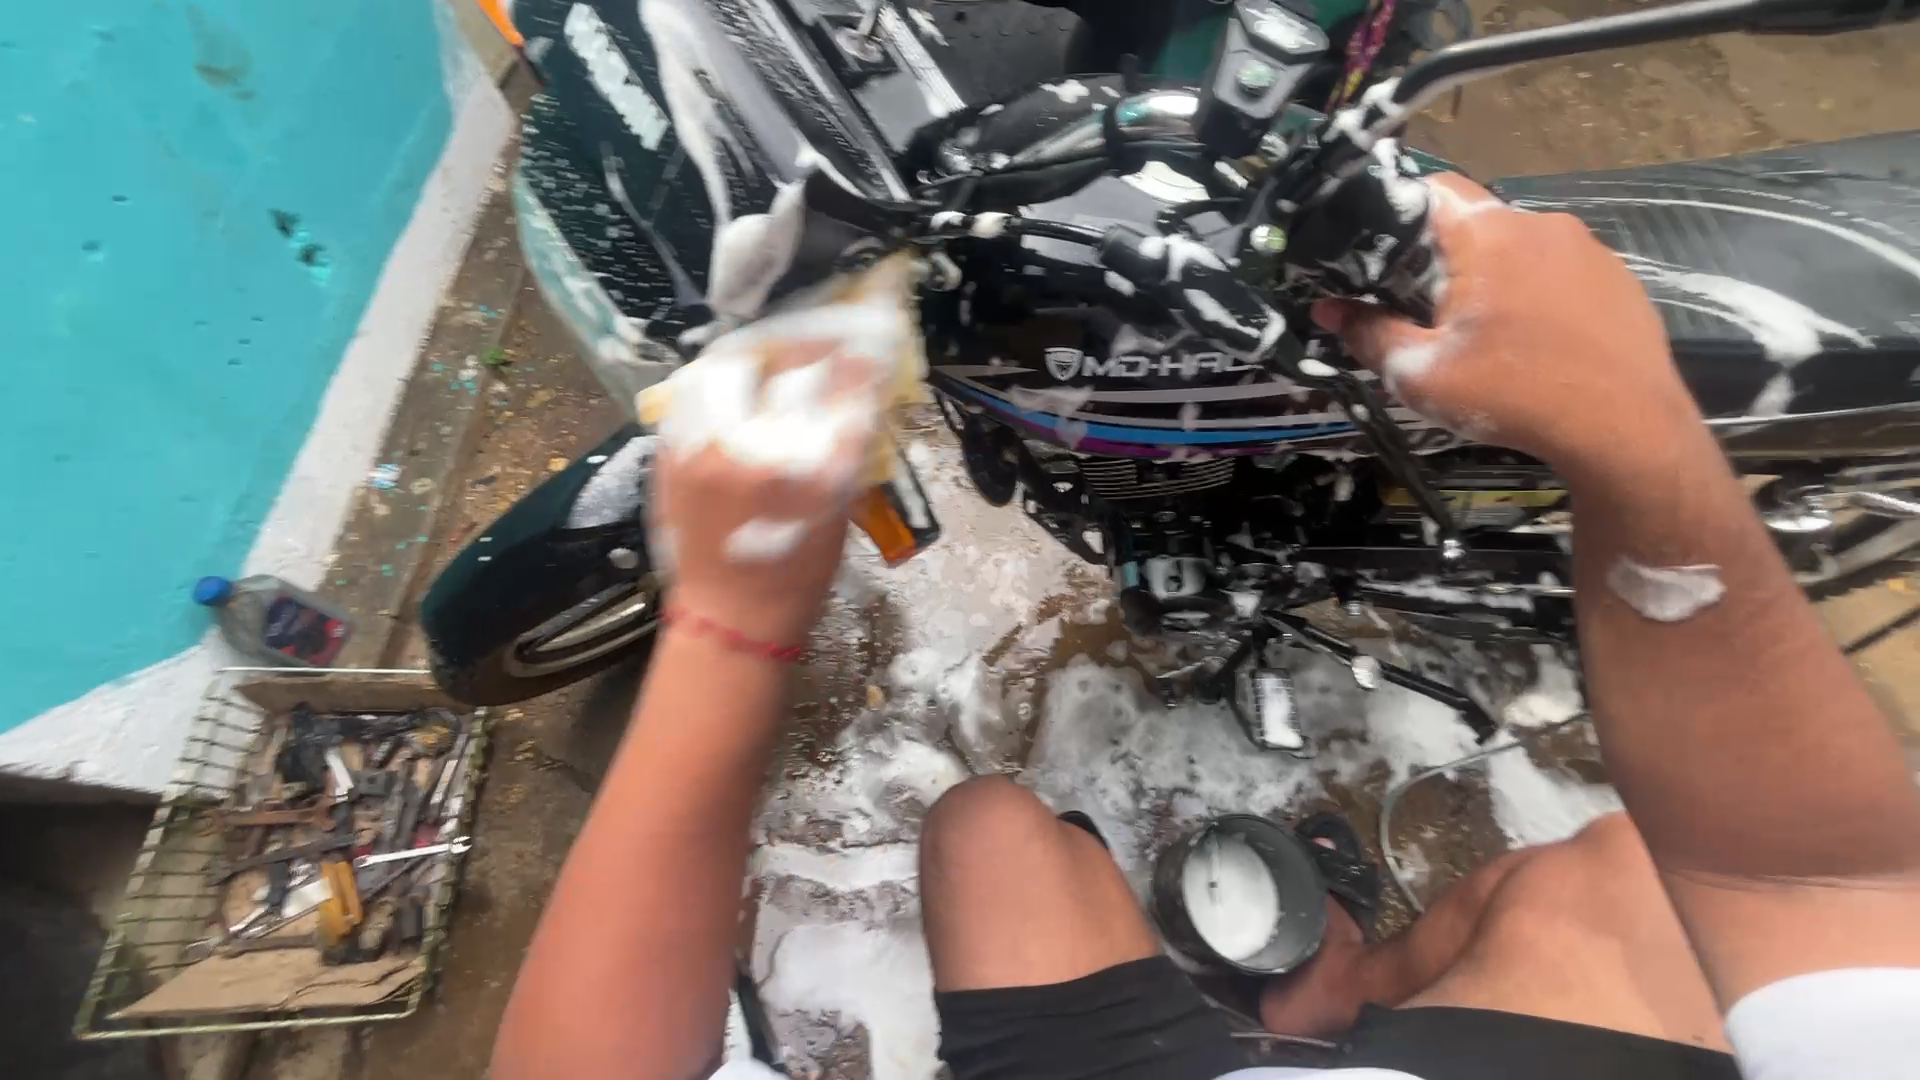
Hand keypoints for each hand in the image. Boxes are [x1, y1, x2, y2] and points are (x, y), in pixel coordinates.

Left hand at [649, 340, 881, 648]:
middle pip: (788, 366)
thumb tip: (852, 390)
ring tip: (769, 360)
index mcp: (817, 474)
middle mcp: (761, 452)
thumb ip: (845, 446)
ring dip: (758, 356)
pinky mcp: (670, 452)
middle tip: (816, 346)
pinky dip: (718, 381)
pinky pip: (693, 392)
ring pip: (731, 366)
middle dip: (809, 348)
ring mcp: (707, 448)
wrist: (731, 612)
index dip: (859, 355)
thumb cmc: (799, 571)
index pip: (846, 388)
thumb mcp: (839, 510)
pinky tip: (733, 387)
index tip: (867, 335)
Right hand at [1310, 174, 1701, 471]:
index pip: (1433, 188)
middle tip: (1413, 313)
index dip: (1394, 215)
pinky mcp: (1614, 278)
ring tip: (1469, 335)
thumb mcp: (1418, 372)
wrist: (1622, 426)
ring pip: (1511, 250)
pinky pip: (1549, 272)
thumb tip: (1326, 310)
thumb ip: (1368, 334)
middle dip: (1434, 262)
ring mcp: (1586, 249)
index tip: (1372, 261)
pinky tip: (1520, 342)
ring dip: (1481, 280)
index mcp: (1489, 236)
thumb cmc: (1508, 392)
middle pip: (1470, 225)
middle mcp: (1541, 225)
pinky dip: (1523, 295)